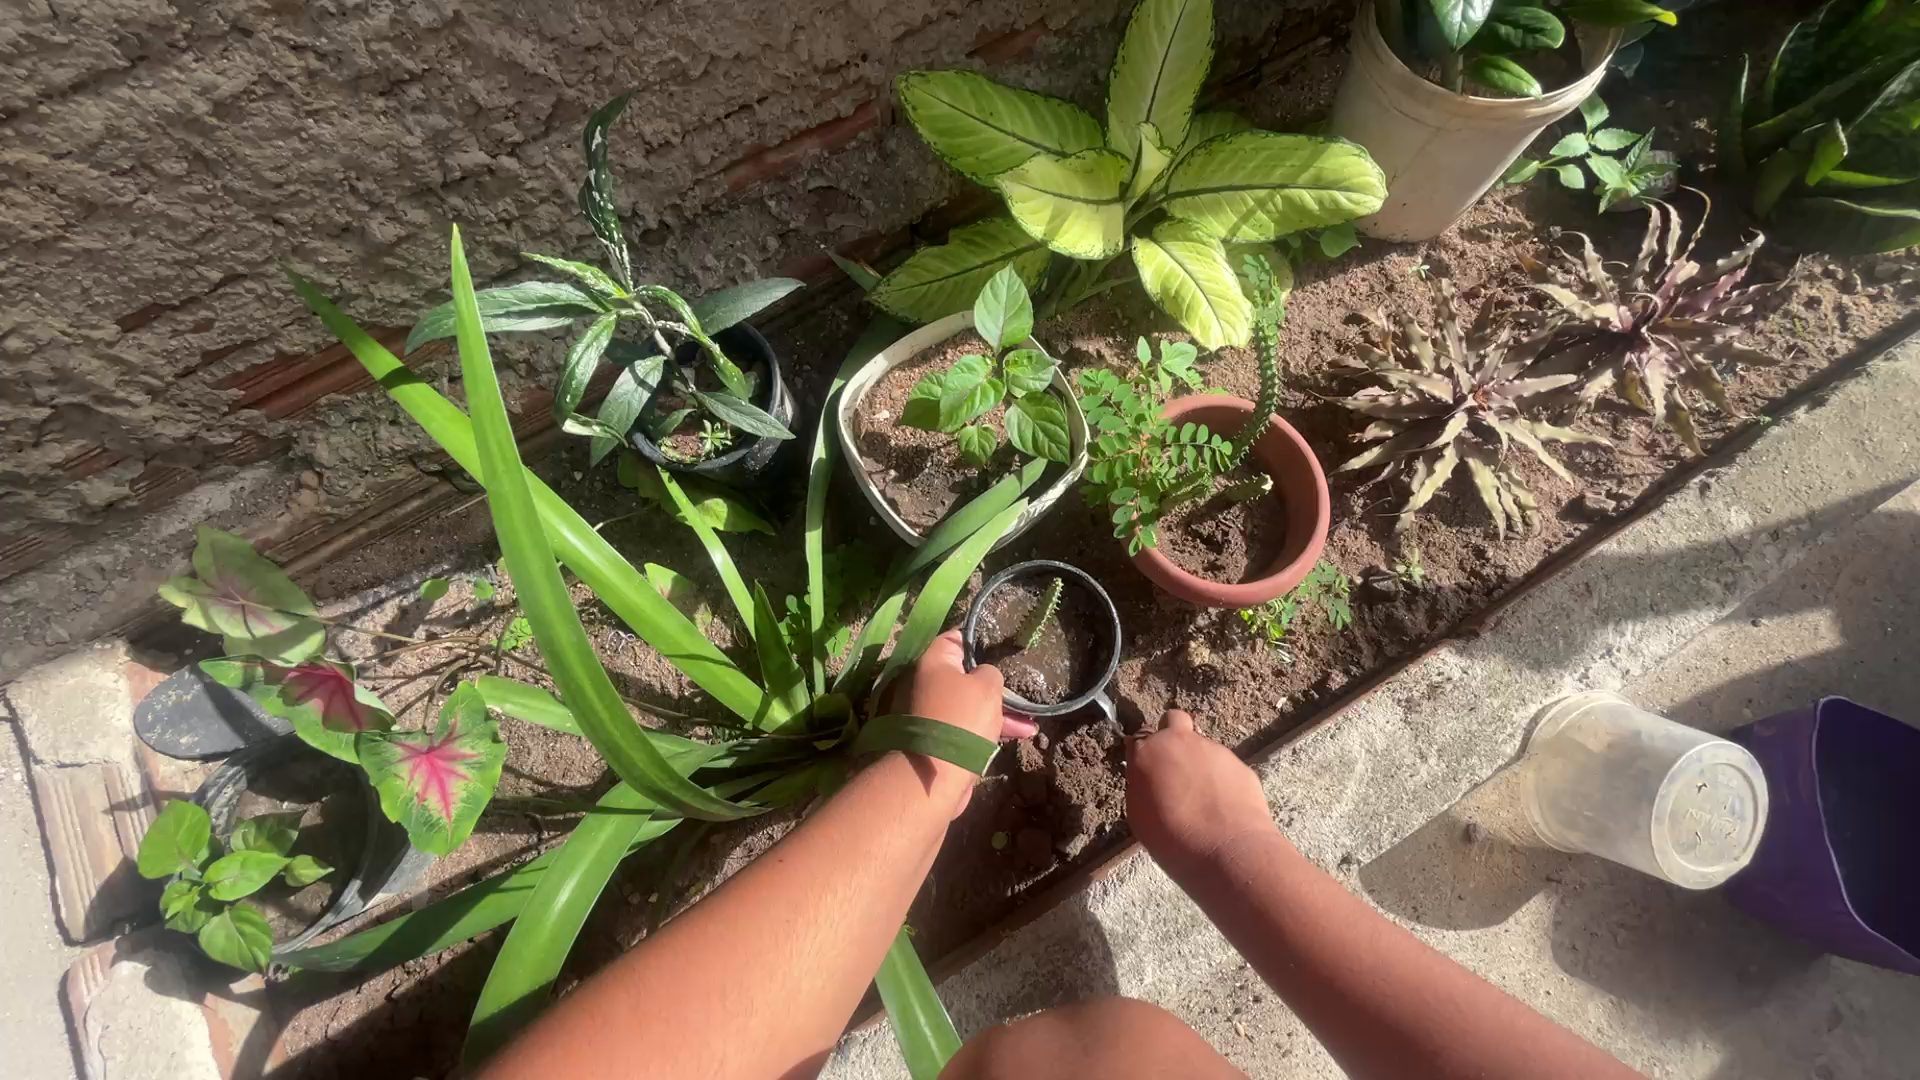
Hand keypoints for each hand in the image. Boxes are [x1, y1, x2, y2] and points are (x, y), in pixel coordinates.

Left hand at [898, 631, 1037, 815]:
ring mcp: (937, 711)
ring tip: (1032, 718)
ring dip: (1002, 709)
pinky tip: (1023, 733)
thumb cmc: (962, 718)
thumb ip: (991, 672)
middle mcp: (931, 683)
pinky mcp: (944, 737)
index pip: (956, 638)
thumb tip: (986, 676)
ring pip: (973, 702)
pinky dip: (994, 727)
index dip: (979, 637)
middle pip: (967, 673)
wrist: (936, 775)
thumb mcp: (987, 686)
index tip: (1001, 641)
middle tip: (1021, 680)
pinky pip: (972, 725)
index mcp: (935, 663)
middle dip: (996, 680)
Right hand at [1127, 710, 1276, 876]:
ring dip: (1200, 762)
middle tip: (1175, 766)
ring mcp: (1212, 749)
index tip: (1147, 769)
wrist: (1226, 851)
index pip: (1139, 736)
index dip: (1144, 752)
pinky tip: (1224, 806)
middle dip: (1173, 734)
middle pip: (1173, 719)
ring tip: (1204, 798)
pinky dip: (1223, 779)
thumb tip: (1149, 777)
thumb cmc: (1172, 839)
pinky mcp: (1239, 762)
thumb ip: (1141, 784)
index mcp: (1147, 751)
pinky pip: (1226, 765)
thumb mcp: (1139, 813)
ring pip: (1202, 745)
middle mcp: (1179, 741)